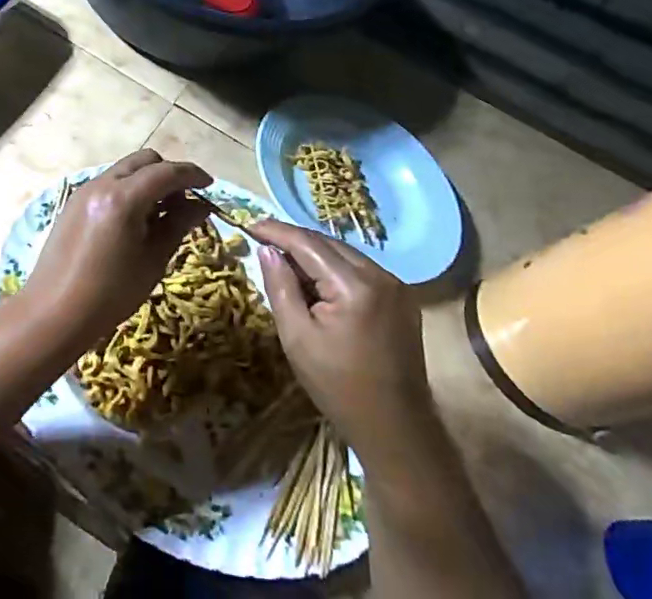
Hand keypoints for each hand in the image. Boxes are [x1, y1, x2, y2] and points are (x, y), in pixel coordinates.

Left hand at [24, 149, 211, 344]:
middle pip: (144, 161)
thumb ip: (178, 225)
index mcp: (123, 198)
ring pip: (125, 170)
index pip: (166, 172)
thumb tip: (200, 206)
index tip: (210, 186)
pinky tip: (135, 221)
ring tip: (161, 214)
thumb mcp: (152, 260)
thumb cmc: (110, 294)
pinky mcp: (73, 204)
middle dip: (169, 173)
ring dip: (148, 181)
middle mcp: (101, 185)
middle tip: (185, 201)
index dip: (192, 176)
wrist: (53, 314)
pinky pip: (109, 184)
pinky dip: (128, 190)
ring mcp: (83, 192)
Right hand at [253, 219, 434, 461]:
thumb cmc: (338, 387)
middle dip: (294, 240)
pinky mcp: (403, 298)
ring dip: (315, 254)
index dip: (276, 231)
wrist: (395, 428)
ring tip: (285, 264)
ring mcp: (397, 286)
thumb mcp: (297, 338)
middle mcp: (381, 276)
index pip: (308, 243)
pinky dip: (335, 269)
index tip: (249, 223)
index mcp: (355, 286)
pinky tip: (317, 283)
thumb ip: (280, 287)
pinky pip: (361, 270)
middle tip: (262, 243)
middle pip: (328, 243)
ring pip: (345, 254)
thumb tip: (265, 250)